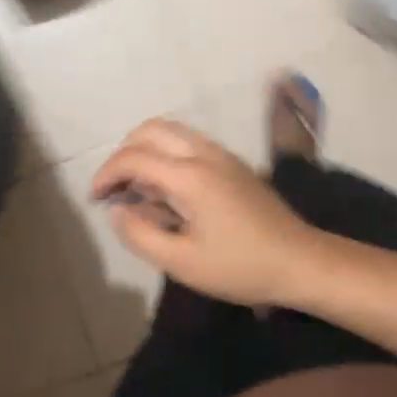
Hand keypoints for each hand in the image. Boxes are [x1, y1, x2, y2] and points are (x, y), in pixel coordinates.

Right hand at [90, 119, 320, 307]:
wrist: (300, 261)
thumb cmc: (240, 267)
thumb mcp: (183, 263)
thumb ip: (141, 234)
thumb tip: (117, 211)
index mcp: (189, 175)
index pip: (134, 157)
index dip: (107, 173)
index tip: (96, 198)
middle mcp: (203, 152)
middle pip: (150, 129)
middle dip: (124, 152)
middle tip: (114, 187)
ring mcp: (220, 154)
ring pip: (170, 131)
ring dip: (145, 149)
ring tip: (137, 188)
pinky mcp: (232, 162)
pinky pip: (187, 142)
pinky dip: (165, 153)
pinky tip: (167, 190)